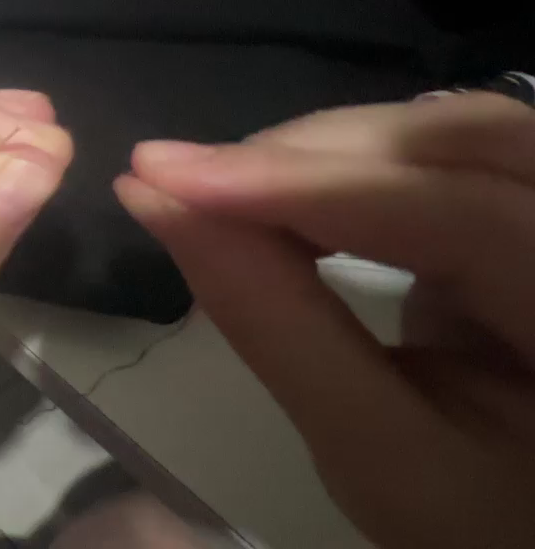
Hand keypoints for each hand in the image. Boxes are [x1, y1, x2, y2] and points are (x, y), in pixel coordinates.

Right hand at [117, 93, 534, 548]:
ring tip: (220, 187)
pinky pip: (440, 156)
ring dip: (318, 149)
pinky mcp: (534, 223)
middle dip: (307, 148)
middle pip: (471, 141)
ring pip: (452, 133)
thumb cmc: (474, 523)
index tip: (156, 174)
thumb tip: (147, 195)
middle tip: (186, 175)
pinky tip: (281, 195)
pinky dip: (339, 163)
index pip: (464, 217)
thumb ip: (265, 316)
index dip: (299, 184)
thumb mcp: (372, 448)